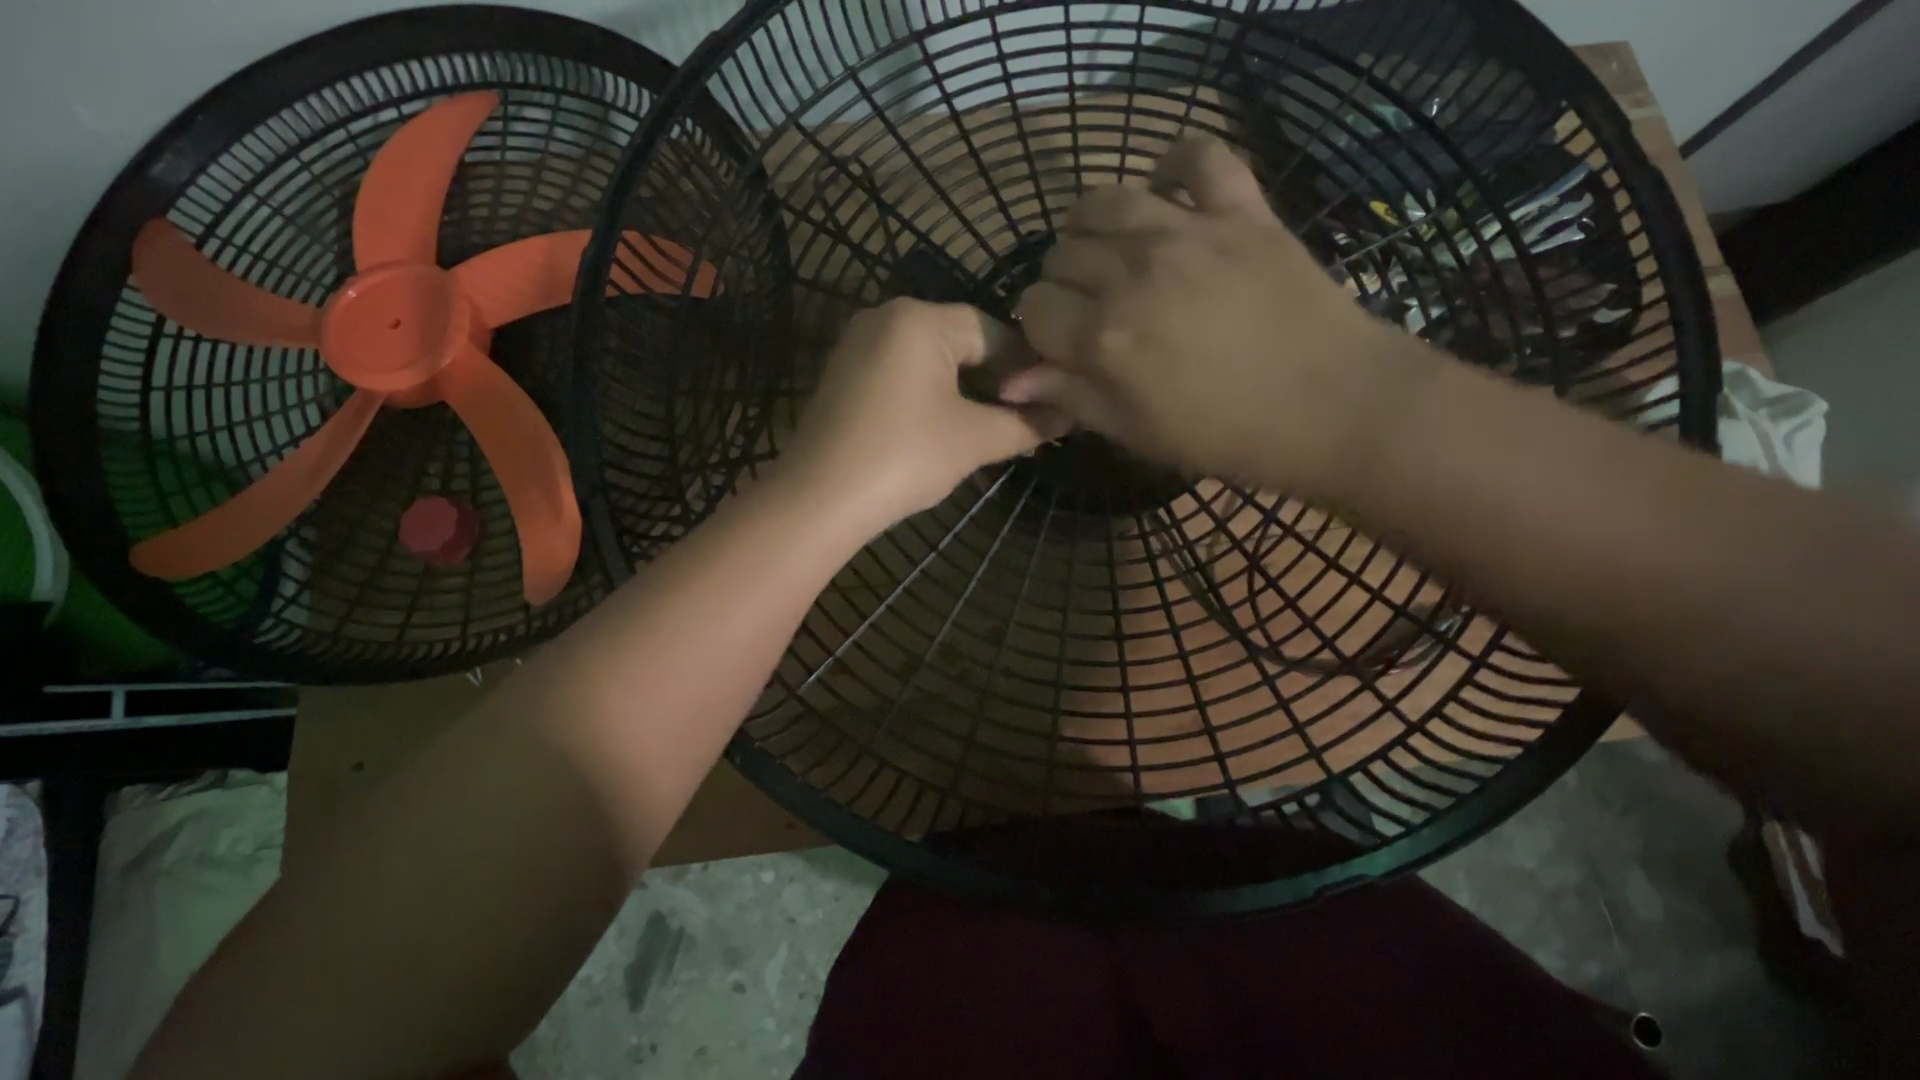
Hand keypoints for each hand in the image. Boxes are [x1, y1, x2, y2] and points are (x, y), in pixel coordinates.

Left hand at [781, 299, 1068, 524]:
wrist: (819, 499)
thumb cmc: (905, 457)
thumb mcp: (975, 439)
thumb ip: (1027, 423)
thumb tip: (1070, 415)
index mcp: (920, 318)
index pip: (994, 330)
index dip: (1029, 367)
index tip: (1052, 402)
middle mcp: (887, 317)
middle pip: (962, 340)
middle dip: (998, 380)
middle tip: (1026, 419)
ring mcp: (859, 345)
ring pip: (932, 359)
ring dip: (967, 390)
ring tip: (994, 429)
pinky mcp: (845, 375)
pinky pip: (903, 373)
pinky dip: (932, 395)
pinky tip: (948, 429)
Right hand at [1006, 136, 1422, 496]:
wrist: (1332, 406)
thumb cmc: (1228, 434)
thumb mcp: (1137, 432)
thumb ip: (1072, 396)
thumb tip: (1012, 376)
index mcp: (1104, 335)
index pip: (1033, 307)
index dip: (1038, 328)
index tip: (1060, 343)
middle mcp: (1133, 272)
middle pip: (1062, 254)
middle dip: (1063, 283)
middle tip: (1091, 306)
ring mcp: (1188, 232)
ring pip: (1105, 200)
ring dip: (1092, 225)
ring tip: (1110, 250)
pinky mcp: (1240, 209)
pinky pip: (1198, 156)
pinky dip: (1176, 162)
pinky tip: (1168, 185)